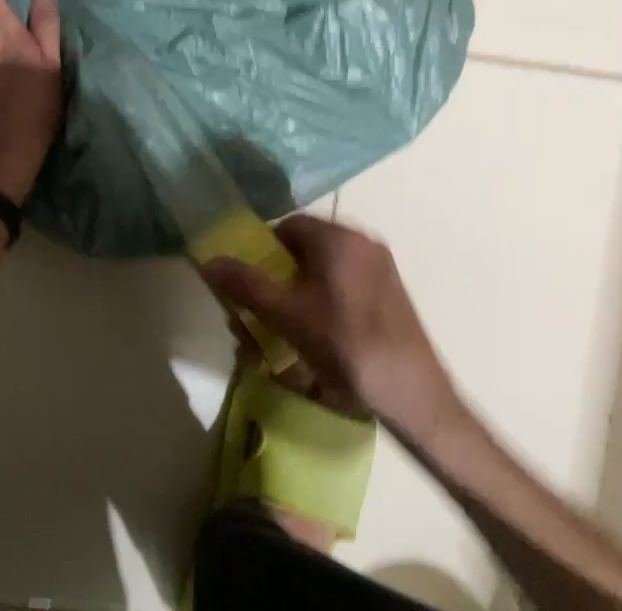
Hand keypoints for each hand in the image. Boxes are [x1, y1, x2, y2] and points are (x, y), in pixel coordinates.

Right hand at [201, 216, 460, 437]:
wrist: (413, 395)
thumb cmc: (345, 345)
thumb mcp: (285, 314)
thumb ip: (245, 284)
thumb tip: (207, 261)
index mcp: (340, 238)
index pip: (286, 226)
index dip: (261, 250)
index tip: (248, 281)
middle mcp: (364, 242)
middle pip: (305, 247)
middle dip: (277, 273)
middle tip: (261, 307)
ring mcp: (382, 268)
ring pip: (324, 268)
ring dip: (298, 289)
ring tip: (285, 325)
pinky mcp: (390, 294)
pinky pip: (345, 283)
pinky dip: (322, 299)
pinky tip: (317, 334)